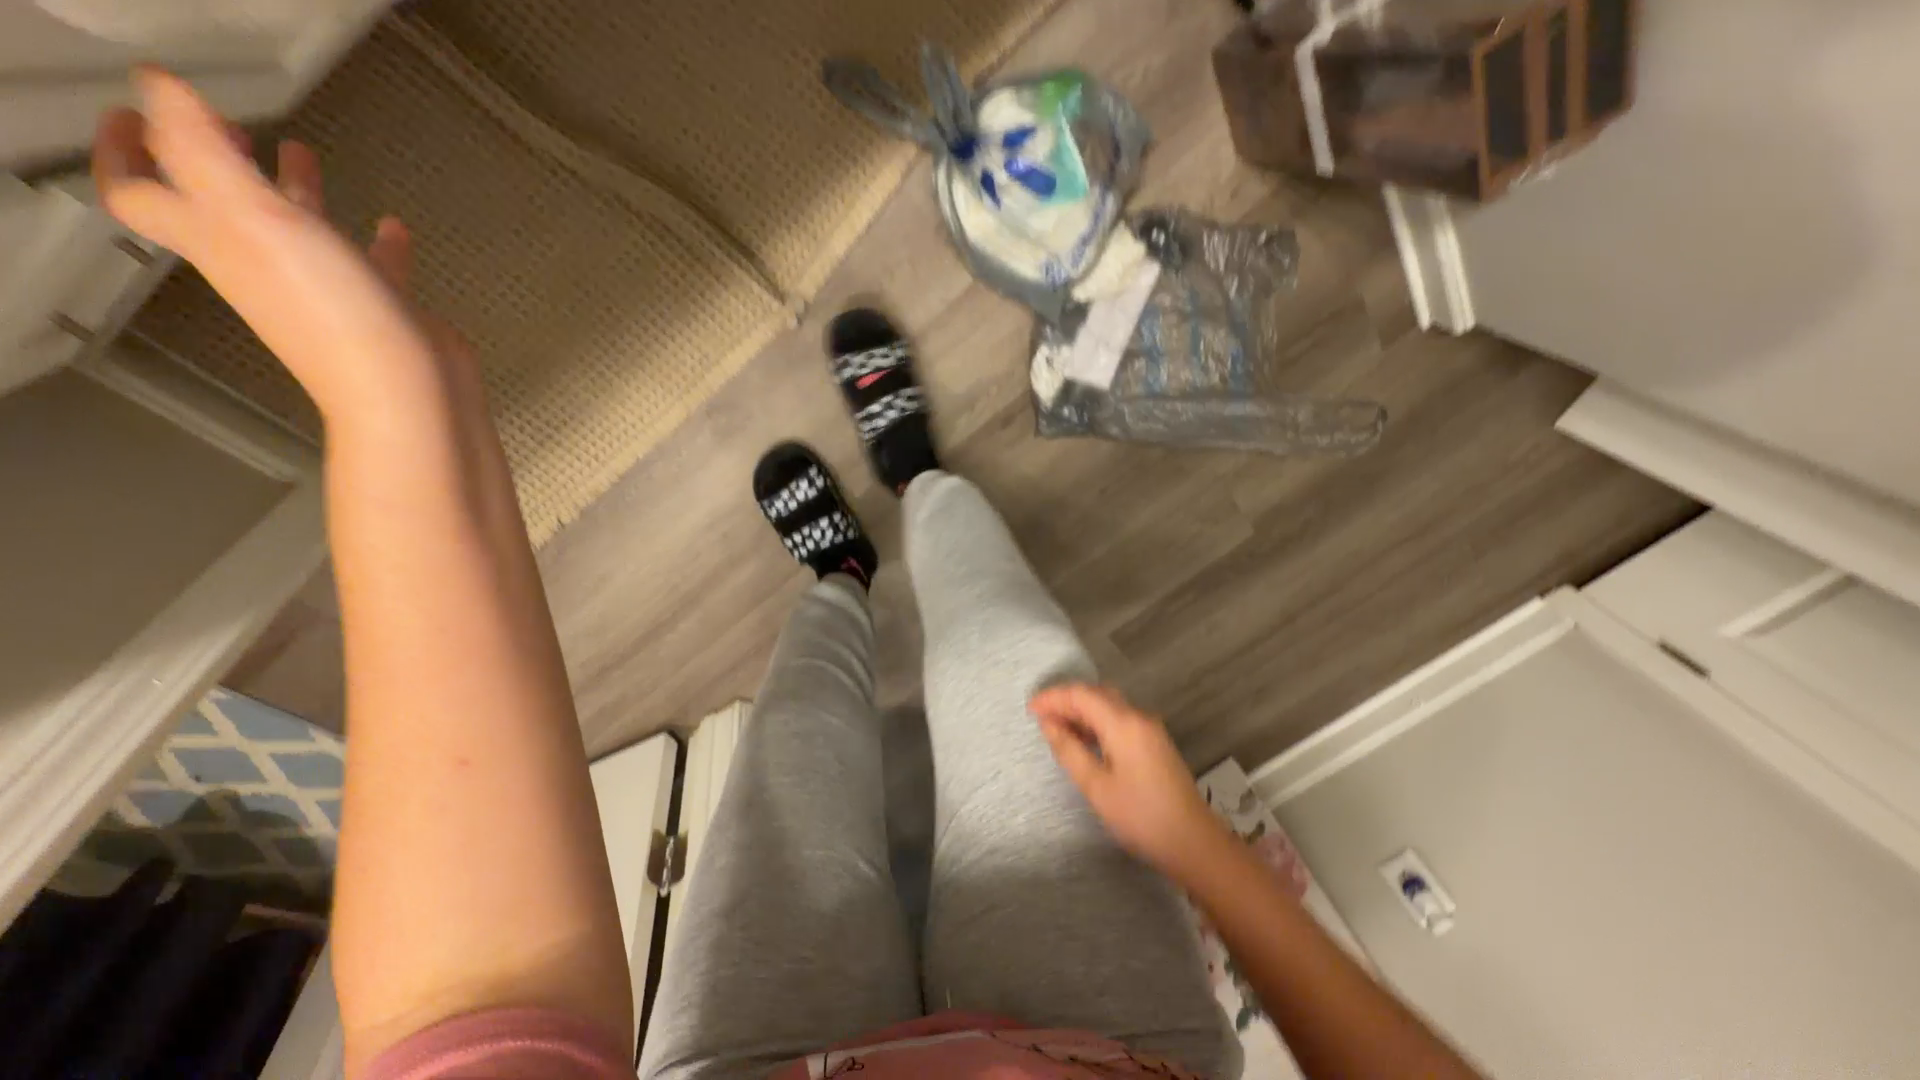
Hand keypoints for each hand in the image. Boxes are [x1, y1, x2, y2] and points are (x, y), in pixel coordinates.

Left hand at [91, 68, 464, 424]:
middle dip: (213, 160)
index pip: (140, 194)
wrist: (407, 393)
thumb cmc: (332, 310)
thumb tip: (156, 85)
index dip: (121, 150)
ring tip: (301, 149)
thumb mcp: (255, 218)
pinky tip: (390, 224)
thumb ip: (201, 150)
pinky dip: (377, 241)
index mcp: (218, 242)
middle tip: (227, 123)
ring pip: (298, 230)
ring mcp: (325, 289)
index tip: (130, 109)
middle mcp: (261, 265)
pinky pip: (372, 265)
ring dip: (291, 187)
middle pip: (218, 207)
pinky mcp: (380, 307)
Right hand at [1030, 683, 1228, 877]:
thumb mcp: (1096, 786)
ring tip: (1056, 729)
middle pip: (1097, 694)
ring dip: (1082, 711)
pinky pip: (1120, 720)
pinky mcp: (1155, 744)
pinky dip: (1098, 722)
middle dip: (1067, 701)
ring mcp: (1151, 730)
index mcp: (1124, 723)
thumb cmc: (1140, 816)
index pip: (1082, 695)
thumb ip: (1070, 750)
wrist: (1192, 842)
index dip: (1053, 698)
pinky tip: (1084, 740)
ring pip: (1110, 706)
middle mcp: (1139, 717)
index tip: (1030, 710)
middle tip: (1040, 718)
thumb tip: (1049, 724)